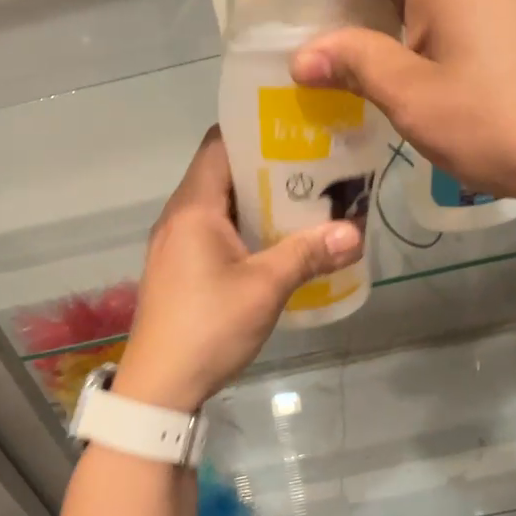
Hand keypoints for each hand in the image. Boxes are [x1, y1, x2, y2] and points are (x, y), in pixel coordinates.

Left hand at [113, 127, 363, 410]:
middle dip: (268, 169)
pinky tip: (274, 245)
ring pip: (219, 207)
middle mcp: (177, 218)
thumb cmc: (209, 327)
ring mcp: (174, 246)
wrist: (160, 385)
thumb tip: (355, 234)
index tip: (298, 129)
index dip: (257, 131)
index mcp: (193, 208)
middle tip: (316, 168)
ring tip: (304, 203)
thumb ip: (308, 254)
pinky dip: (243, 230)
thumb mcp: (265, 289)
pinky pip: (212, 234)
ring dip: (257, 203)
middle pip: (222, 174)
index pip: (220, 144)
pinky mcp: (177, 271)